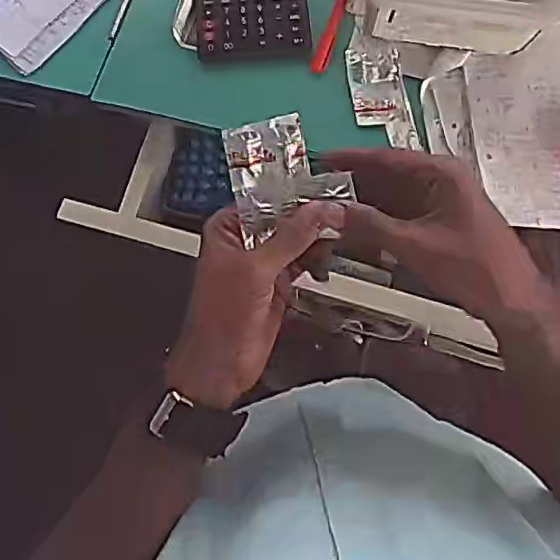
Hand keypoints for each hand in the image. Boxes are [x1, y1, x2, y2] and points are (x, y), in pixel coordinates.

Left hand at [165, 202, 341, 408]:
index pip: (267, 198)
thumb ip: (291, 237)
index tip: (327, 192)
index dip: (297, 196)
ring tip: (332, 243)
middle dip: (312, 219)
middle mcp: (244, 238)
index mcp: (227, 226)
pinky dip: (316, 260)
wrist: (221, 368)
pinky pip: (302, 260)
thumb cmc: (220, 318)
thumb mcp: (256, 269)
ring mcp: (263, 260)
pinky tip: (323, 265)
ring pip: (298, 239)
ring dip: (316, 241)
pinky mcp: (278, 281)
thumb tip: (321, 209)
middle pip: (286, 217)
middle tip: (339, 216)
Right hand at [323, 148, 559, 327]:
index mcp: (442, 173)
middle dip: (354, 185)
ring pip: (393, 197)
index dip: (352, 159)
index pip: (388, 158)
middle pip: (388, 176)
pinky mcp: (441, 222)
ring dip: (364, 205)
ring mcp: (442, 201)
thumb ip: (371, 226)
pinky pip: (402, 214)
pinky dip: (380, 221)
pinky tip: (356, 229)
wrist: (514, 303)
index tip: (323, 159)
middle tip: (318, 189)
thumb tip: (333, 212)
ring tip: (330, 210)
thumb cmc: (475, 268)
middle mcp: (442, 180)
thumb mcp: (416, 246)